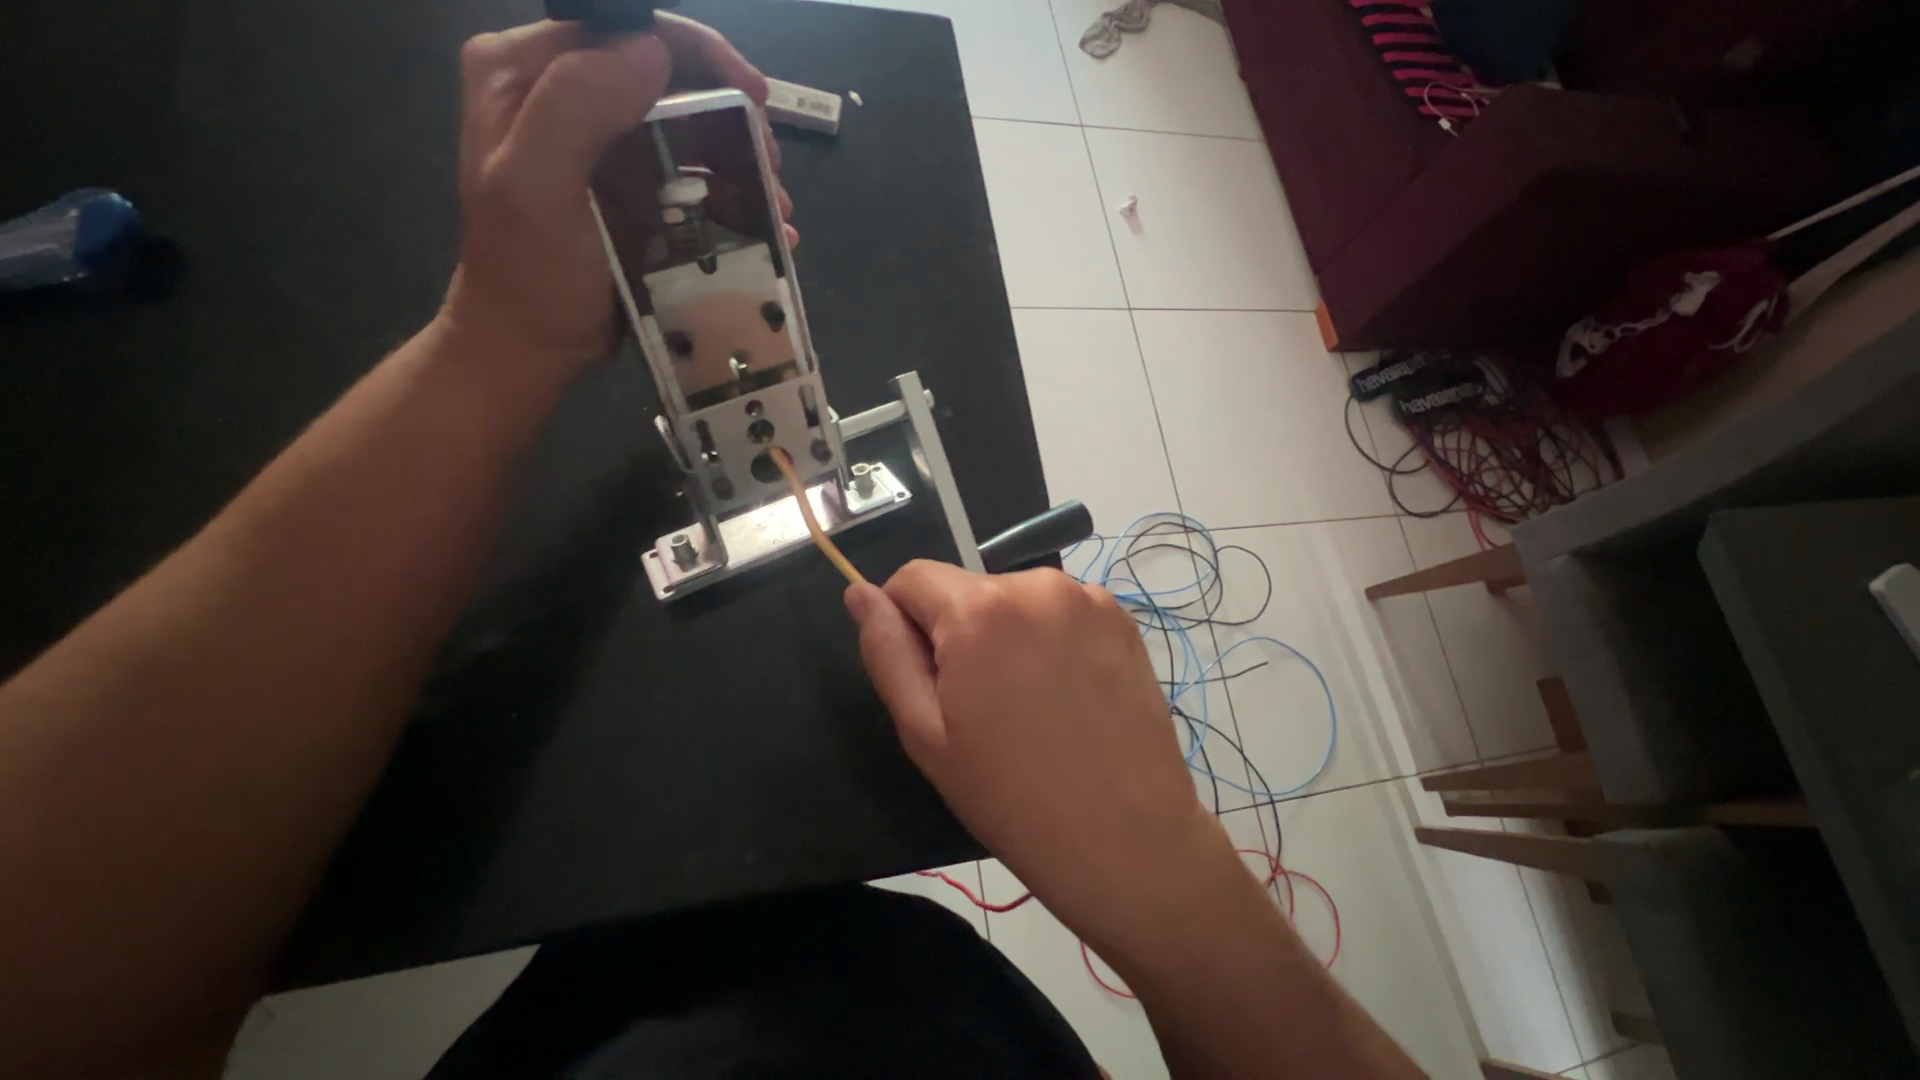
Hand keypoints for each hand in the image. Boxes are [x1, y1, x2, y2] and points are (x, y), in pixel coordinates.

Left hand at [440, 15, 790, 374]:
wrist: (533, 344)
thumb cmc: (530, 274)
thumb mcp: (536, 186)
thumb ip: (577, 105)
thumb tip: (654, 48)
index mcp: (526, 71)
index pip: (624, 28)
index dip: (698, 53)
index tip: (755, 96)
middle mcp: (563, 92)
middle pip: (667, 73)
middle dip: (730, 113)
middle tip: (771, 165)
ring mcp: (601, 141)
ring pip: (688, 123)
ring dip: (741, 159)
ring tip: (776, 205)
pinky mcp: (631, 184)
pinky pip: (691, 170)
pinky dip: (733, 193)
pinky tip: (765, 225)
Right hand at [846, 562, 1235, 950]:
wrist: (1126, 837)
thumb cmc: (1010, 794)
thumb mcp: (925, 732)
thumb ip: (886, 651)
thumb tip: (860, 592)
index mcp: (980, 610)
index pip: (913, 577)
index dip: (904, 621)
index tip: (928, 677)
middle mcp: (1037, 584)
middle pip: (967, 588)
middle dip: (958, 632)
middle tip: (980, 705)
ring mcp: (1088, 598)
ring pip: (1014, 599)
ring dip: (1005, 633)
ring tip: (1027, 704)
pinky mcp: (1122, 618)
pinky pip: (1060, 611)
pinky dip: (1049, 638)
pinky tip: (1066, 694)